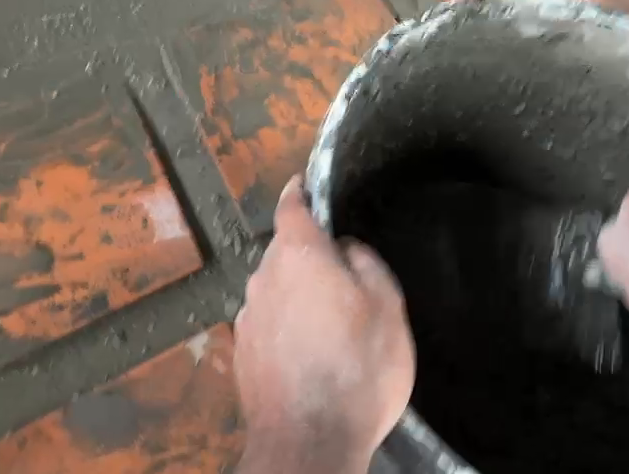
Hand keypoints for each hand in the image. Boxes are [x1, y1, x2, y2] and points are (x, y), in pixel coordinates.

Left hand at [235, 177, 414, 472]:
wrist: (308, 444)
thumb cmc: (356, 368)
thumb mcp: (386, 307)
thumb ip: (366, 262)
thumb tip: (345, 248)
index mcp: (298, 253)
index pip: (292, 205)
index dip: (301, 191)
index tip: (307, 184)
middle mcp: (264, 275)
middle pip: (286, 249)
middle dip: (310, 255)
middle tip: (343, 279)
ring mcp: (248, 315)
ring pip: (276, 287)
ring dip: (297, 294)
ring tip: (330, 325)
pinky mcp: (242, 351)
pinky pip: (268, 321)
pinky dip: (285, 325)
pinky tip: (309, 354)